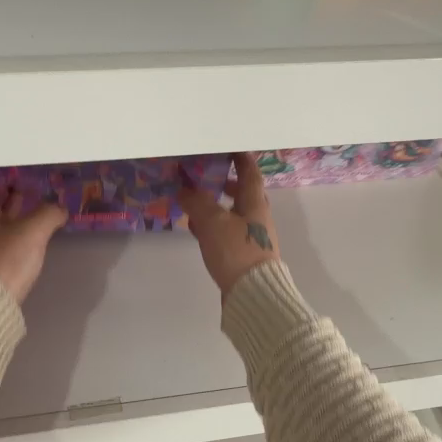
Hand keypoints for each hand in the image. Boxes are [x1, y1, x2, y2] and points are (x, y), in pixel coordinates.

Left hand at [0, 168, 67, 303]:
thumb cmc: (3, 260)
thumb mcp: (32, 232)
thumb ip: (48, 213)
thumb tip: (59, 208)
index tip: (10, 148)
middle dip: (9, 179)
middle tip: (29, 166)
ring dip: (15, 202)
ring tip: (36, 189)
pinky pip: (6, 230)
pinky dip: (19, 222)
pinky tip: (36, 221)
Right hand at [177, 152, 279, 296]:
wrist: (253, 293)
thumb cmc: (236, 250)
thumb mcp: (213, 222)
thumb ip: (197, 203)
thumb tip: (184, 189)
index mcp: (255, 203)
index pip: (250, 173)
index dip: (241, 159)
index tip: (231, 147)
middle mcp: (257, 217)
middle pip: (243, 194)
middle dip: (226, 183)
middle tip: (207, 176)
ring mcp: (252, 237)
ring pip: (234, 214)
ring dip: (217, 206)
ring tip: (195, 204)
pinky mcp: (244, 255)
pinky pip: (228, 233)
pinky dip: (214, 226)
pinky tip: (198, 230)